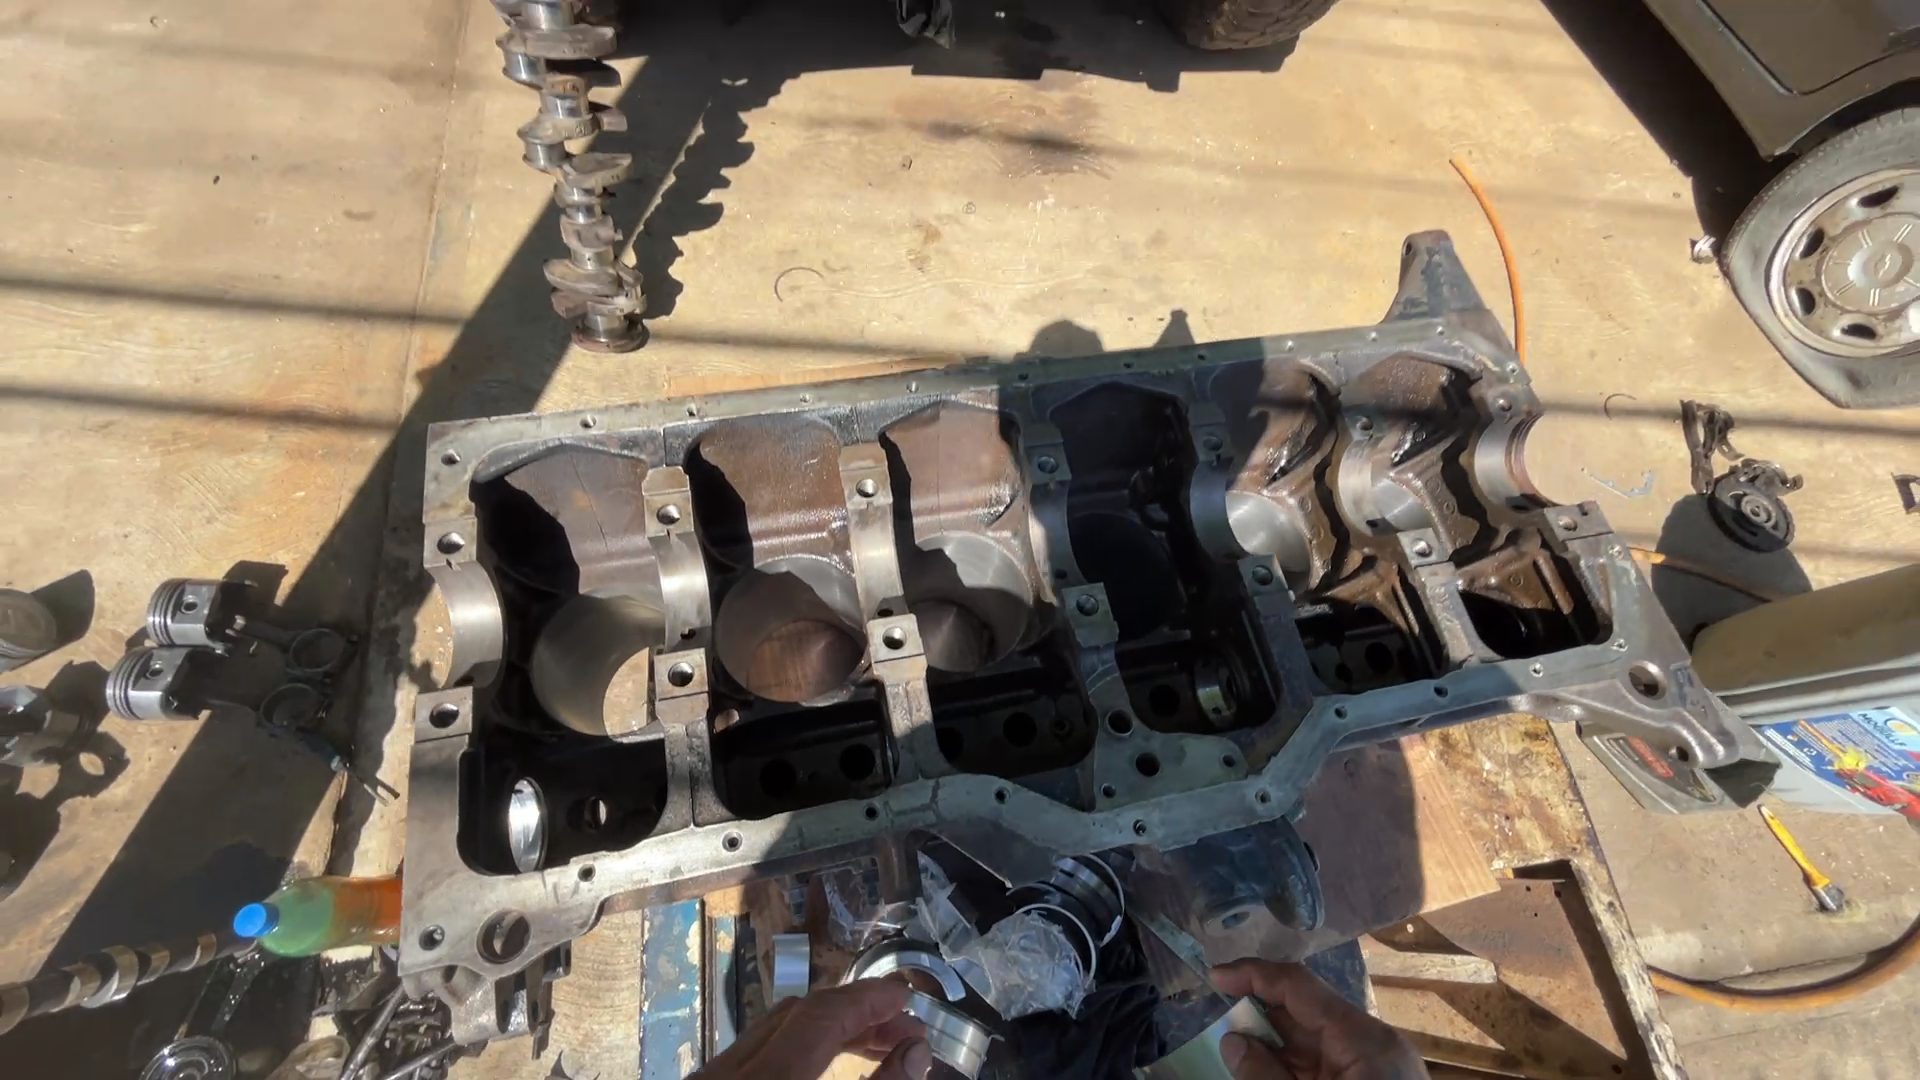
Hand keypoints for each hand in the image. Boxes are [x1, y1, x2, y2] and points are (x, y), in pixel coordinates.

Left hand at [693, 979, 931, 1079]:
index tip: (907, 998)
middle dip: (856, 1013)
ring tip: (878, 1044)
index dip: (868, 1000)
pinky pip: (757, 1049)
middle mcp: (729, 1072)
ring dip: (830, 1027)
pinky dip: (800, 1044)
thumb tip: (917, 1048)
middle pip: (798, 1015)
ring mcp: (711, 1077)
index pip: (821, 1015)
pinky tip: (829, 1058)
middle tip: (904, 1028)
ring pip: (775, 1029)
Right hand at [1209, 960, 1427, 1079]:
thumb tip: (1232, 1042)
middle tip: (1222, 1028)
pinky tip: (1268, 1073)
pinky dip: (1292, 1069)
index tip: (1213, 979)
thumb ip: (1267, 1077)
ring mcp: (1377, 1070)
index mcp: (1364, 1040)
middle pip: (1305, 1011)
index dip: (1252, 975)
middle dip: (1260, 1016)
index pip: (1298, 985)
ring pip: (1312, 1041)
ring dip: (1273, 1046)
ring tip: (1239, 1054)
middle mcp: (1373, 1045)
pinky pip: (1324, 1067)